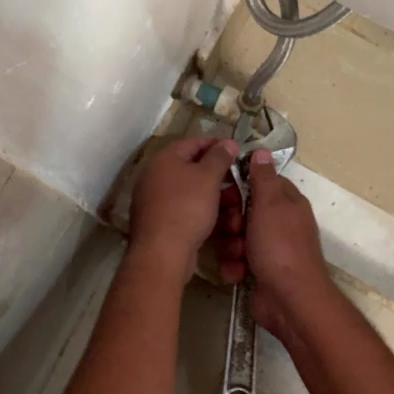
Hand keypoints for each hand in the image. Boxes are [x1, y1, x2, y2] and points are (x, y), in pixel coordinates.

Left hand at [129, 136, 239, 265]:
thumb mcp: (208, 177)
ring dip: (213, 193)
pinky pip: (184, 208)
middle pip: (191, 167)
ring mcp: (155, 200)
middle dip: (217, 173)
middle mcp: (155, 176)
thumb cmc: (187, 207)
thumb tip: (228, 142)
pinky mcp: (159, 221)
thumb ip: (220, 157)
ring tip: (234, 200)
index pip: (194, 142)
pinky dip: (201, 209)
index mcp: (164, 159)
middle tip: (238, 179)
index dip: (217, 144)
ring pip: (190, 190)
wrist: (163, 252)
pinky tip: (218, 217)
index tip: (238, 152)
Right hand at [214, 150, 331, 334]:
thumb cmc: (280, 246)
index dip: (241, 187)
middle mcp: (280, 224)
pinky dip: (235, 267)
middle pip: (244, 211)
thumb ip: (263, 178)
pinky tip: (237, 273)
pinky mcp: (259, 271)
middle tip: (234, 229)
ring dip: (231, 247)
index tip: (225, 192)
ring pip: (236, 237)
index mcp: (287, 203)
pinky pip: (237, 261)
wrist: (289, 300)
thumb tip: (262, 150)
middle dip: (232, 221)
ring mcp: (270, 249)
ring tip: (237, 255)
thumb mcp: (270, 204)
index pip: (261, 183)